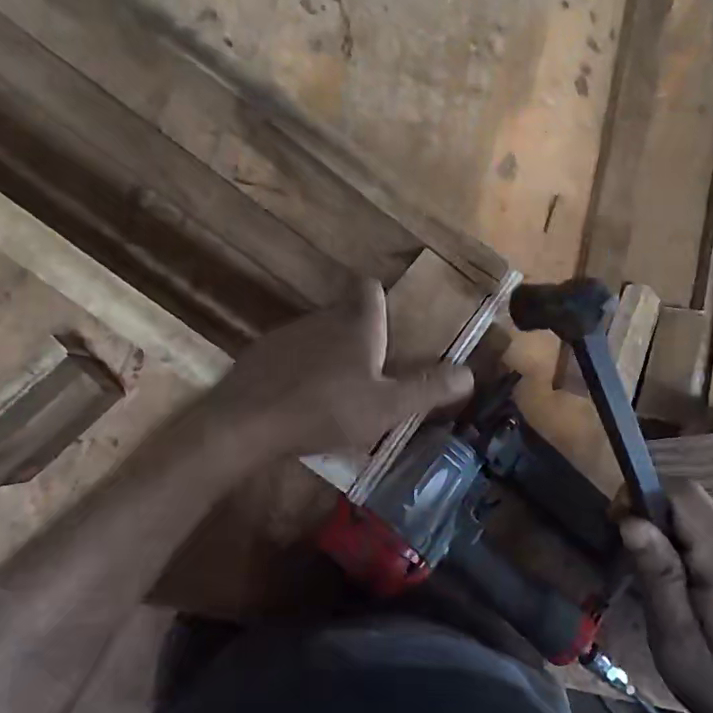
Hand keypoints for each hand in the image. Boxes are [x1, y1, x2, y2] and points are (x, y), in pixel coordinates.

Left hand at [210, 278, 474, 457]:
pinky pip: (291, 356)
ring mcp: (286, 335)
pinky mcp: (259, 356)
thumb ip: (428, 389)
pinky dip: (301, 371)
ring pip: (318, 335)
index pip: (370, 288)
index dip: (381, 300)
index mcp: (356, 323)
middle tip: (376, 371)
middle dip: (362, 335)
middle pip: (346, 313)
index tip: (392, 325)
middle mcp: (321, 318)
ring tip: (340, 392)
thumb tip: (469, 373)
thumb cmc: (325, 410)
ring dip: (331, 354)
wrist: (243, 425)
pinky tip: (302, 403)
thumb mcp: (388, 408)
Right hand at [621, 480, 712, 712]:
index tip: (620, 530)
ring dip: (666, 541)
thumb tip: (630, 521)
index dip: (644, 498)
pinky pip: (705, 536)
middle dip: (652, 524)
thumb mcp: (676, 641)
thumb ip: (657, 576)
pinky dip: (683, 552)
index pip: (683, 493)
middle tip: (635, 571)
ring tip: (659, 591)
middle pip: (686, 504)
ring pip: (693, 519)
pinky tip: (682, 594)